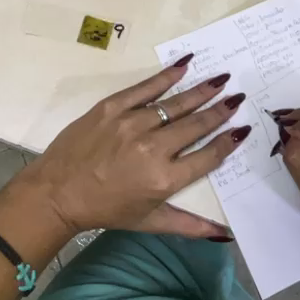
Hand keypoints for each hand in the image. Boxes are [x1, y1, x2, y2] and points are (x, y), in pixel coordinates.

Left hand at [0, 56, 248, 244]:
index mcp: (165, 179)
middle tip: (240, 96)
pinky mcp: (112, 108)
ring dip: (202, 91)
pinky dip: (168, 75)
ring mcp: (132, 125)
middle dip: (221, 110)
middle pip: (196, 125)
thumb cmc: (105, 210)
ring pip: (176, 104)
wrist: (55, 194)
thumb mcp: (150, 222)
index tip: (243, 128)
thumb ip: (190, 226)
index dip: (228, 141)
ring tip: (223, 79)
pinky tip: (187, 64)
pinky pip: (146, 88)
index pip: (208, 155)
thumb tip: (225, 235)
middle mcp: (152, 149)